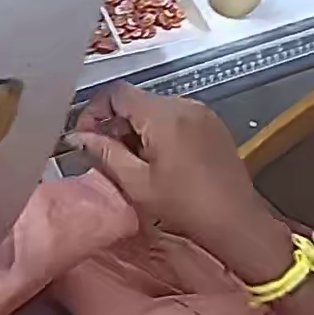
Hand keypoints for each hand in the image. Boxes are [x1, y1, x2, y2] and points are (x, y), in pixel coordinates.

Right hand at [67, 83, 289, 252]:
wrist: (236, 221)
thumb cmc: (185, 206)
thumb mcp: (136, 182)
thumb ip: (104, 153)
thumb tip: (78, 138)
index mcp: (164, 116)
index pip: (116, 93)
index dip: (93, 112)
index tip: (85, 138)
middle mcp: (184, 105)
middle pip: (135, 101)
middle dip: (114, 125)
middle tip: (104, 156)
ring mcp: (201, 113)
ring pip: (153, 110)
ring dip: (134, 131)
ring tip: (130, 163)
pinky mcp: (211, 125)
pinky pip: (173, 118)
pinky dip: (156, 133)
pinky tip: (154, 162)